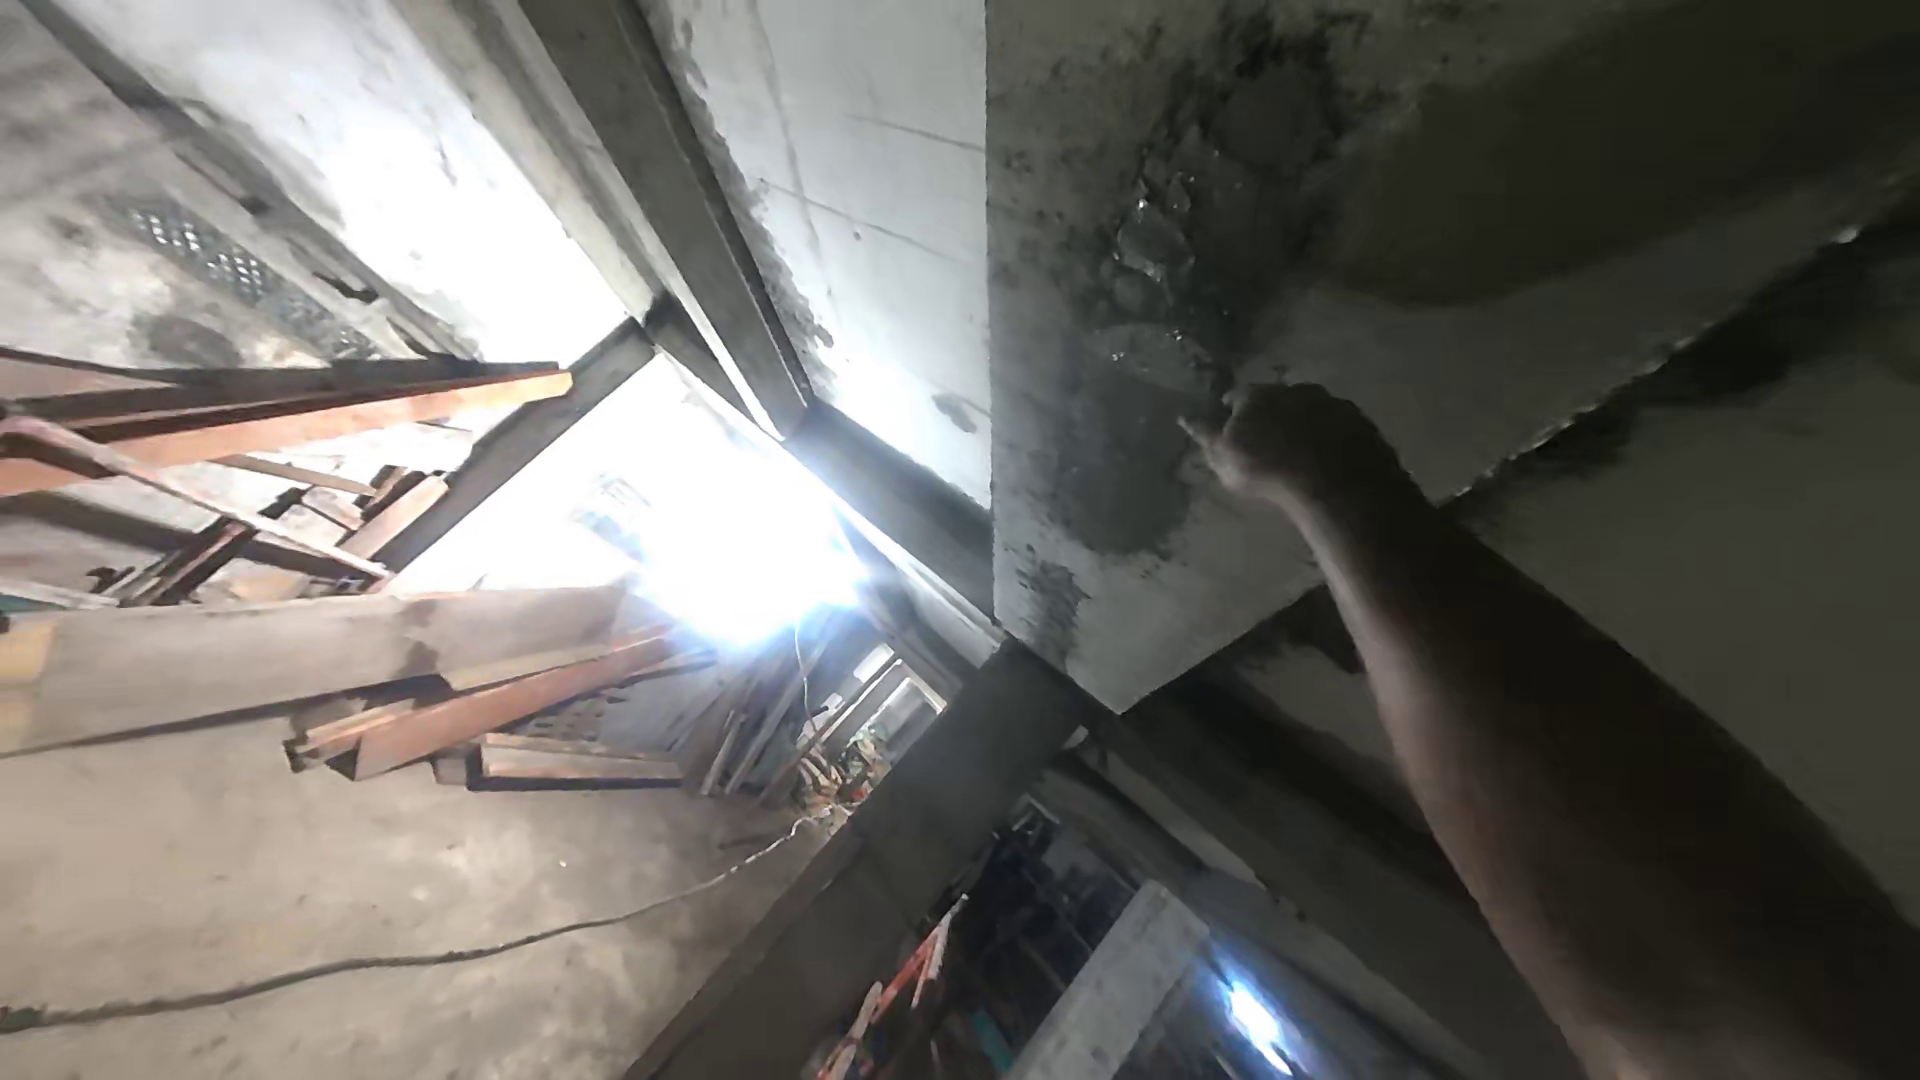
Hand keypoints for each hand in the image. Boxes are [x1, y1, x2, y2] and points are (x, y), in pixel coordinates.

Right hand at [1181, 383, 1419, 512]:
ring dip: (1300, 422)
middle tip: (1265, 439)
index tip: (1231, 427)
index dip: (1231, 411)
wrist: (1333, 483)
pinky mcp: (1359, 421)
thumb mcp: (1223, 458)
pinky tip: (1325, 457)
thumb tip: (1185, 416)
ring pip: (1308, 408)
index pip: (1236, 396)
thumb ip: (1204, 435)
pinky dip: (1327, 435)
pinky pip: (1336, 425)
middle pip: (1275, 398)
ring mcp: (1330, 402)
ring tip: (1297, 450)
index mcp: (1256, 396)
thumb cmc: (1265, 470)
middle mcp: (1294, 389)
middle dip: (1269, 413)